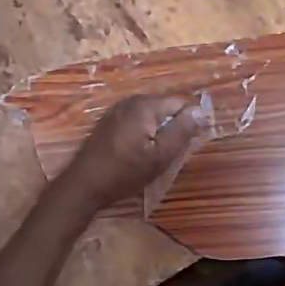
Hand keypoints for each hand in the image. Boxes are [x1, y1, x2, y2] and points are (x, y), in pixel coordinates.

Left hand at [57, 94, 208, 210]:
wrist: (83, 185)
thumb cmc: (125, 172)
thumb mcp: (160, 156)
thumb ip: (182, 131)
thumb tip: (200, 111)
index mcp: (145, 105)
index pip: (181, 103)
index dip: (190, 121)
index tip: (189, 143)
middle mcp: (131, 100)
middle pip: (166, 106)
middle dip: (174, 125)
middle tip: (172, 152)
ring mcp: (117, 109)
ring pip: (152, 113)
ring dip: (159, 129)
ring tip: (157, 153)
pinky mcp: (110, 120)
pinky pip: (137, 119)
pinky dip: (145, 131)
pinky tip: (140, 150)